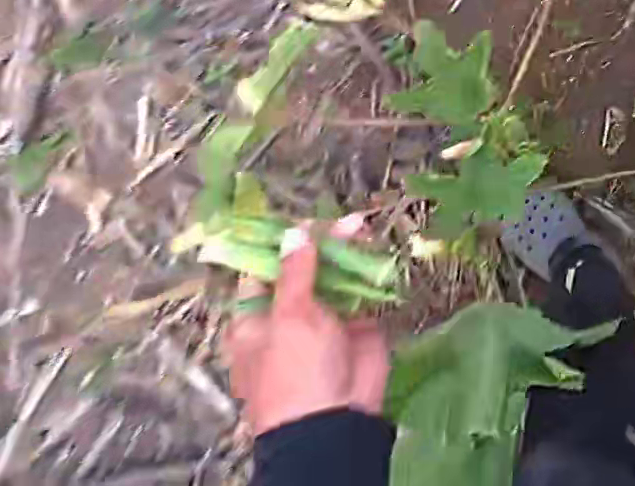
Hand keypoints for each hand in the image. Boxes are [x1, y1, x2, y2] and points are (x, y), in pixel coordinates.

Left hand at [224, 216, 389, 434]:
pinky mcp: (358, 320)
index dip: (281, 245)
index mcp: (256, 319)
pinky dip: (370, 269)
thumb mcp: (289, 318)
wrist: (336, 415)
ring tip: (364, 227)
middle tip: (346, 222)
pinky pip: (363, 288)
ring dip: (349, 251)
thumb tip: (295, 232)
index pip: (263, 272)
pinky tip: (378, 250)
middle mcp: (289, 314)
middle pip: (305, 268)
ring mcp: (325, 317)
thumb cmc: (296, 369)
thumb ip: (296, 273)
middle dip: (323, 243)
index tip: (303, 219)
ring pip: (336, 274)